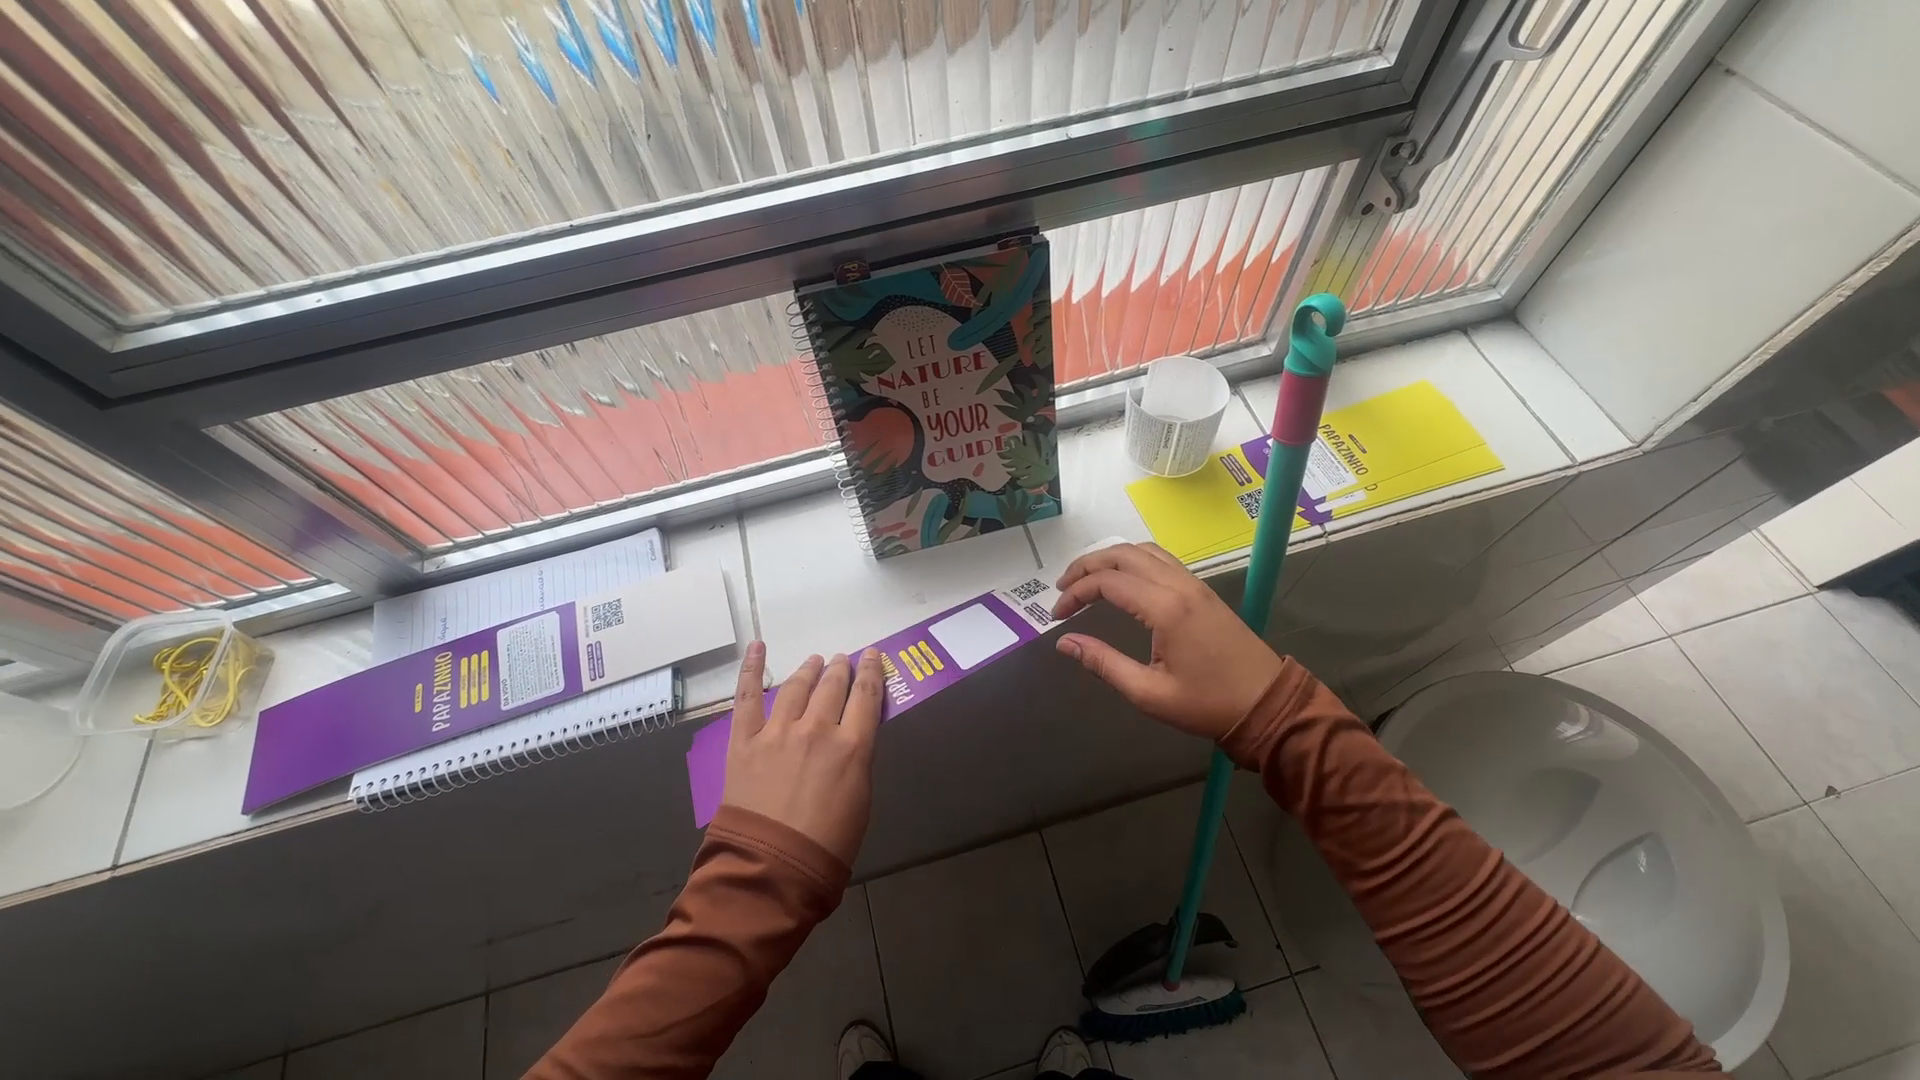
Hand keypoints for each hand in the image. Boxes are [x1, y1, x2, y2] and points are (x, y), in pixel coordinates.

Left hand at [721, 643, 882, 865]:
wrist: (773, 867)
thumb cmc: (828, 845)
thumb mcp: (861, 800)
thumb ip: (858, 761)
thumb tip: (853, 740)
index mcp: (852, 746)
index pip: (868, 695)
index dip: (872, 671)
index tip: (873, 656)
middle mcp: (818, 729)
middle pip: (833, 686)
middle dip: (841, 669)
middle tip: (843, 660)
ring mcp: (778, 731)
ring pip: (798, 687)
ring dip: (810, 670)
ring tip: (815, 660)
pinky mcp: (745, 740)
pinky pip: (748, 696)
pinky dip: (753, 669)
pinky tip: (759, 647)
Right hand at [1052, 542, 1286, 741]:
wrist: (1266, 704)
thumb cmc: (1207, 704)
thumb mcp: (1149, 693)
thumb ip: (1104, 663)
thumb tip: (1065, 643)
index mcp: (1166, 608)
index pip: (1107, 582)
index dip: (1075, 593)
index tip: (1056, 616)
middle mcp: (1179, 585)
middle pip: (1123, 554)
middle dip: (1086, 566)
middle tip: (1062, 588)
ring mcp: (1194, 584)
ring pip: (1144, 551)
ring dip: (1110, 559)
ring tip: (1086, 580)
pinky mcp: (1203, 591)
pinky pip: (1162, 560)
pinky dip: (1133, 561)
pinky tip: (1121, 581)